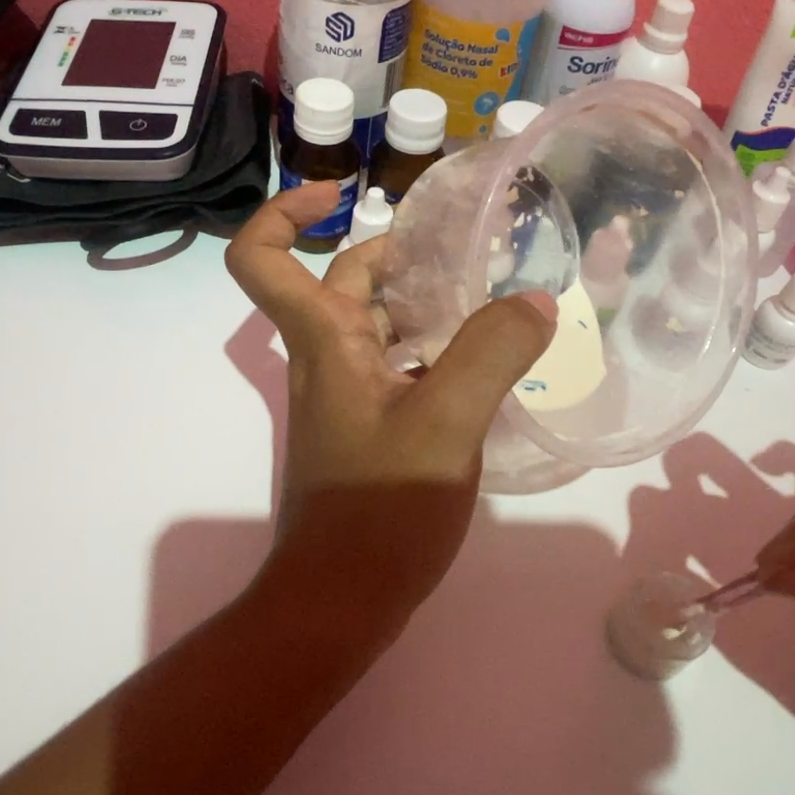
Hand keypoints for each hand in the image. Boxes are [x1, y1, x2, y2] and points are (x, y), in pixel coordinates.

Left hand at [226, 182, 556, 625]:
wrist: (342, 599)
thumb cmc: (380, 507)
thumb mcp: (446, 422)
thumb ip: (491, 353)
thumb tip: (533, 300)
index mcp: (325, 340)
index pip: (260, 259)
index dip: (282, 213)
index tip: (338, 194)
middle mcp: (326, 359)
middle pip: (345, 281)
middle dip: (400, 255)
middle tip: (471, 249)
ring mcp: (346, 397)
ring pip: (379, 327)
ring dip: (426, 304)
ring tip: (497, 298)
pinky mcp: (369, 430)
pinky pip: (399, 369)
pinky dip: (436, 352)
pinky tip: (490, 366)